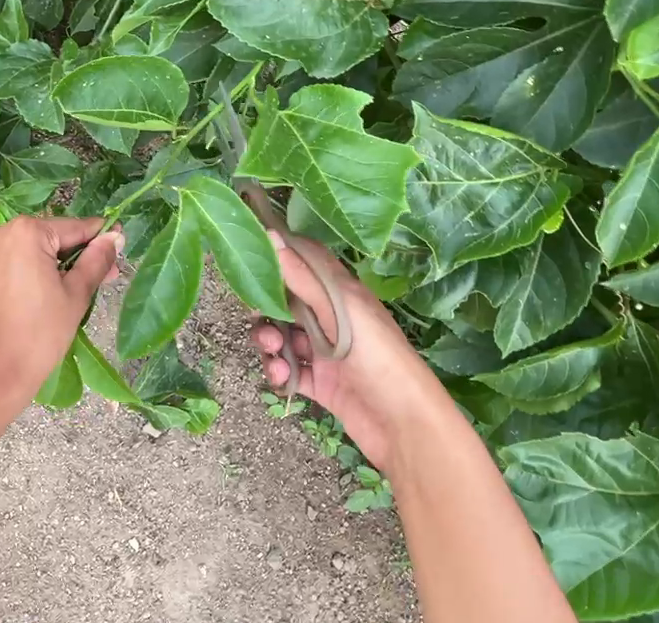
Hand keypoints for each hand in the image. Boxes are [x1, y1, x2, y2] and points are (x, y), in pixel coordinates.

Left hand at [0, 216, 122, 408]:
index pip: (73, 229)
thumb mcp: (76, 296)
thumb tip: (113, 235)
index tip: (115, 247)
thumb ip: (96, 260)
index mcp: (27, 232)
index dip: (98, 240)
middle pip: (45, 237)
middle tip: (93, 280)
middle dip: (69, 255)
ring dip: (38, 260)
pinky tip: (16, 282)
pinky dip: (6, 262)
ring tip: (55, 290)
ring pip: (18, 246)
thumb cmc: (38, 337)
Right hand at [251, 231, 455, 476]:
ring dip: (269, 341)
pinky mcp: (321, 384)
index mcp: (342, 294)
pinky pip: (288, 370)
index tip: (252, 254)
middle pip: (287, 301)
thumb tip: (269, 232)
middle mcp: (332, 319)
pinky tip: (281, 376)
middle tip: (257, 313)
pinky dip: (278, 371)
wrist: (406, 427)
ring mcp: (325, 353)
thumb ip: (302, 275)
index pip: (307, 262)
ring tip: (273, 351)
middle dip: (267, 306)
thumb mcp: (340, 310)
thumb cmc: (381, 358)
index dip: (281, 256)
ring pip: (283, 336)